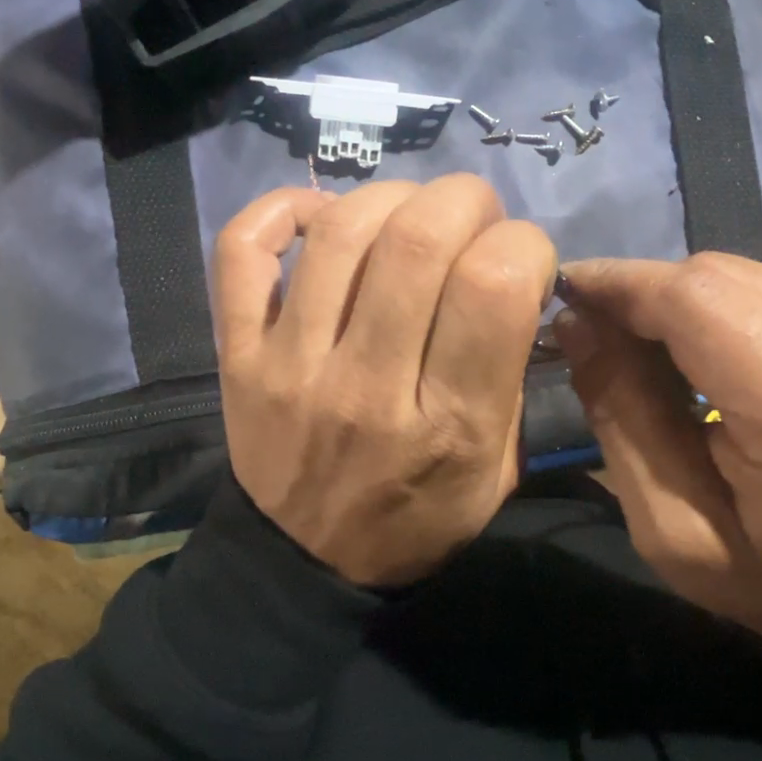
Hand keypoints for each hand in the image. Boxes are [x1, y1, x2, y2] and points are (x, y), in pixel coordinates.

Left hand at [211, 176, 556, 586]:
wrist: (306, 564)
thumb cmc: (416, 518)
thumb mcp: (496, 472)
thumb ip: (509, 376)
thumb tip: (514, 275)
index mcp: (448, 425)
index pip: (494, 286)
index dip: (523, 244)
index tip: (520, 256)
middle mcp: (367, 387)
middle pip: (418, 240)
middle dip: (465, 200)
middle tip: (472, 219)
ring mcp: (290, 366)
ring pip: (340, 232)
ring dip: (389, 196)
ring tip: (409, 213)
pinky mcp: (238, 355)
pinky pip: (242, 253)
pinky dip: (280, 209)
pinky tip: (319, 215)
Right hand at [554, 254, 761, 639]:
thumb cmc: (758, 576)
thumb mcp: (666, 526)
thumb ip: (622, 415)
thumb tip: (576, 320)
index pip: (701, 302)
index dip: (623, 284)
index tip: (567, 290)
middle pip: (725, 279)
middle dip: (648, 294)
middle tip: (598, 326)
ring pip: (753, 274)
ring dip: (689, 301)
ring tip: (651, 343)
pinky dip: (732, 308)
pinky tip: (712, 347)